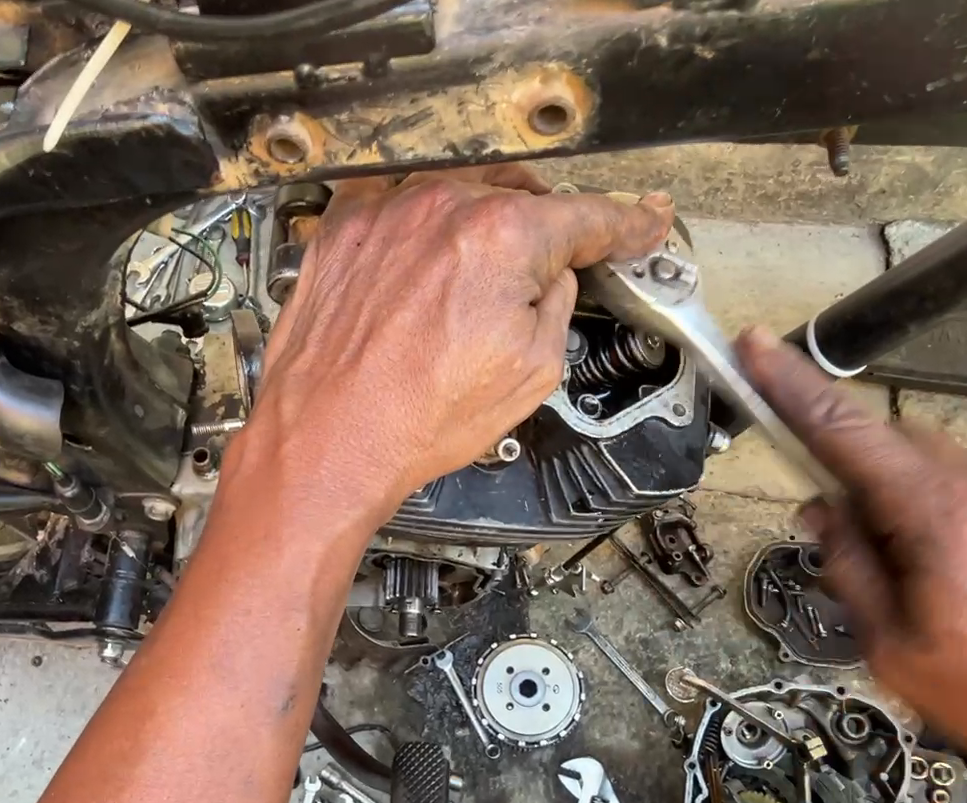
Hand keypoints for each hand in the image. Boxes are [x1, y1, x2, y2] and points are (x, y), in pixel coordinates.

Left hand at [230, 166, 672, 520]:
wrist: (326, 441)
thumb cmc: (413, 420)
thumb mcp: (529, 375)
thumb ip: (556, 306)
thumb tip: (554, 278)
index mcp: (501, 238)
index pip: (585, 217)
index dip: (624, 223)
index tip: (640, 221)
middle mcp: (440, 209)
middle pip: (518, 198)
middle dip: (542, 233)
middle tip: (543, 274)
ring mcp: (385, 216)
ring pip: (458, 198)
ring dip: (478, 232)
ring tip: (468, 295)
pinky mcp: (342, 234)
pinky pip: (400, 211)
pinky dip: (422, 233)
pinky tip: (421, 275)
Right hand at [735, 327, 966, 786]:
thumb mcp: (899, 652)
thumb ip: (851, 570)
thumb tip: (825, 515)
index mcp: (941, 517)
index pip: (843, 433)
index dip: (789, 386)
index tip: (756, 348)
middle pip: (891, 451)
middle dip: (852, 485)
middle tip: (846, 553)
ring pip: (936, 474)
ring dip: (904, 514)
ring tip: (922, 595)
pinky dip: (949, 524)